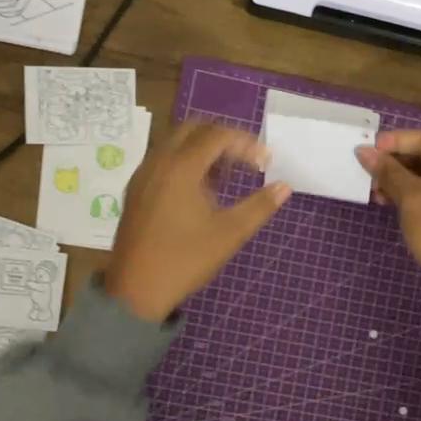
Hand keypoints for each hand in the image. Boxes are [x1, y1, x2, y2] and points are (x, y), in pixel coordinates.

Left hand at [107, 121, 291, 320]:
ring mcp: (143, 174)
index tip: (265, 162)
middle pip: (194, 129)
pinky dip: (184, 162)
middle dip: (223, 138)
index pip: (217, 135)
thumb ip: (259, 206)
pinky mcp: (135, 190)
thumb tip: (284, 186)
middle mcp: (158, 161)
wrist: (135, 290)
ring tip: (226, 177)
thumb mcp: (230, 234)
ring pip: (175, 143)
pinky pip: (163, 160)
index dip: (245, 143)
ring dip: (203, 149)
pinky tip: (199, 191)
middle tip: (246, 161)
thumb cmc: (185, 260)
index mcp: (181, 167)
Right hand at [356, 131, 420, 292]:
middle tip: (369, 172)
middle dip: (395, 164)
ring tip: (376, 190)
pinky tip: (389, 200)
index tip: (368, 148)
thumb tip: (364, 151)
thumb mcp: (411, 198)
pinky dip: (411, 191)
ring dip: (399, 179)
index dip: (394, 142)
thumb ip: (388, 171)